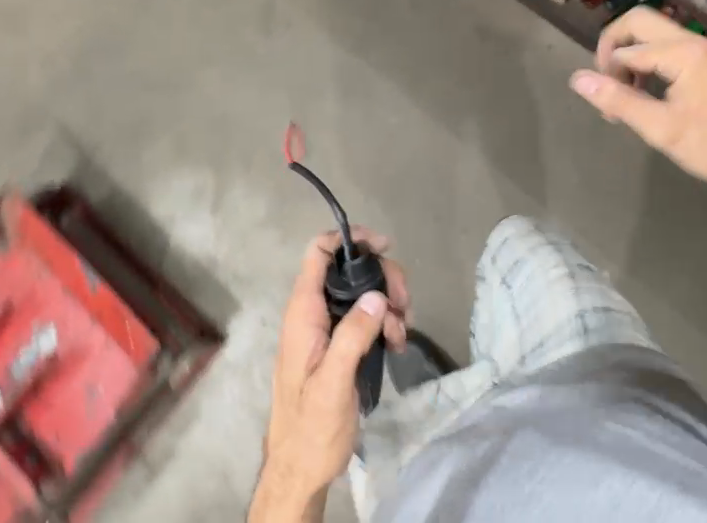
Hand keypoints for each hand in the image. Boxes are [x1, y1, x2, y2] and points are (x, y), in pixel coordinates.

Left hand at [251, 227, 410, 521]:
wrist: (301, 468)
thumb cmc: (311, 426)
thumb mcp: (333, 382)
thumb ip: (352, 335)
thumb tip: (377, 295)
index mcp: (303, 312)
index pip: (319, 252)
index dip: (350, 240)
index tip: (384, 247)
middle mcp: (312, 312)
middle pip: (349, 269)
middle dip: (382, 279)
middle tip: (405, 306)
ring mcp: (325, 329)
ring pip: (361, 293)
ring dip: (388, 305)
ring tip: (400, 337)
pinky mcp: (337, 345)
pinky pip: (364, 317)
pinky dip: (384, 323)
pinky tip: (395, 345)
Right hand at [569, 7, 706, 189]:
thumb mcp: (659, 128)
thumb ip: (617, 100)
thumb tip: (577, 79)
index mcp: (683, 54)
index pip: (626, 50)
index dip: (607, 75)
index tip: (607, 108)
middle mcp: (693, 41)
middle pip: (638, 21)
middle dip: (613, 48)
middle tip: (607, 82)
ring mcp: (703, 48)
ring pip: (652, 32)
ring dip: (630, 54)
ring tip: (624, 93)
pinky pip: (666, 45)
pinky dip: (647, 60)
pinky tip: (644, 91)